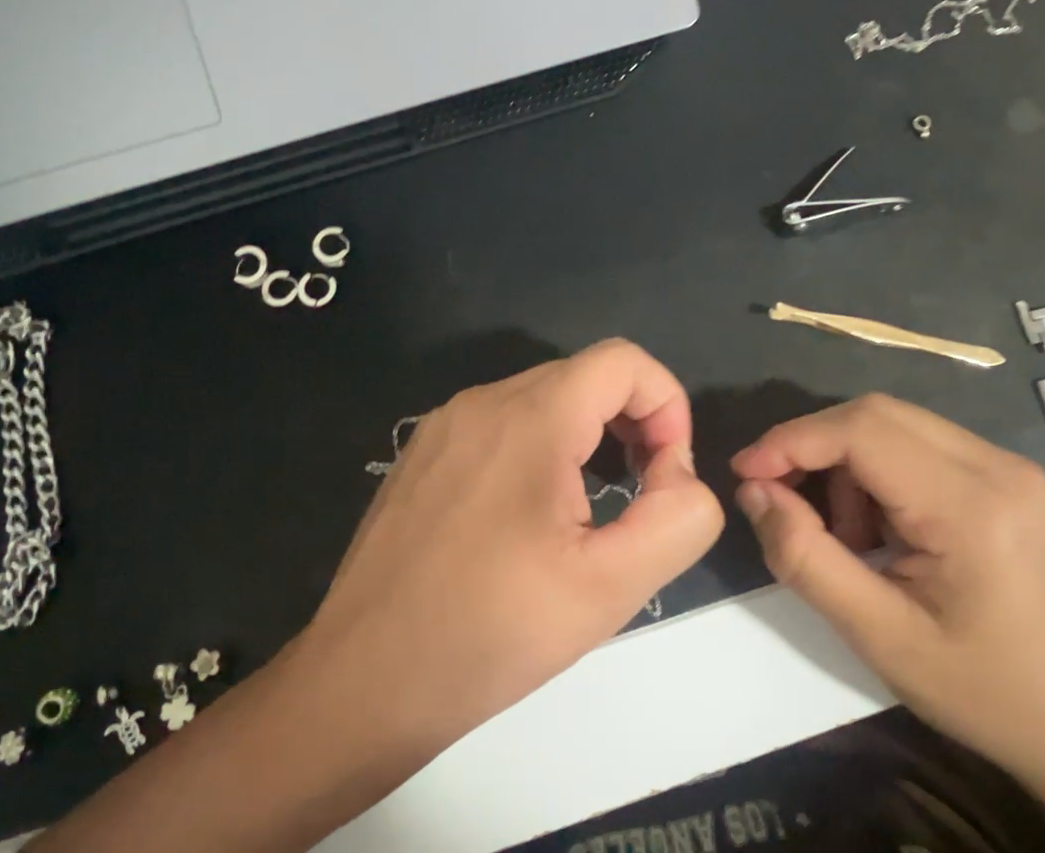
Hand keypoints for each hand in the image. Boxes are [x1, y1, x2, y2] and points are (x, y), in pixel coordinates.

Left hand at [310, 338, 725, 750]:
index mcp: (529, 418)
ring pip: (542, 402)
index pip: (623, 361)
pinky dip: (540, 453)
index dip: (667, 407)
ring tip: (590, 515)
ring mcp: (442, 428)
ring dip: (588, 442)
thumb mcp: (610, 587)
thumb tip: (680, 477)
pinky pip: (500, 428)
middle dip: (633, 427)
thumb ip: (678, 519)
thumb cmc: (490, 633)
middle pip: (584, 379)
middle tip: (639, 502)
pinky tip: (530, 524)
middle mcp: (481, 403)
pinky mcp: (421, 458)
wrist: (364, 683)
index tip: (666, 478)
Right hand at [729, 394, 1044, 773]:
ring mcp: (1009, 467)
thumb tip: (755, 492)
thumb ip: (806, 557)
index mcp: (972, 504)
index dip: (792, 441)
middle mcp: (996, 464)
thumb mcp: (878, 635)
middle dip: (815, 448)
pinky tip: (881, 532)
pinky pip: (923, 448)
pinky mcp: (1009, 480)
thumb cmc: (981, 691)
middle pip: (878, 414)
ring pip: (898, 427)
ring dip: (849, 466)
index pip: (862, 431)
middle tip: (779, 502)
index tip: (743, 474)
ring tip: (845, 539)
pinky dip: (880, 475)